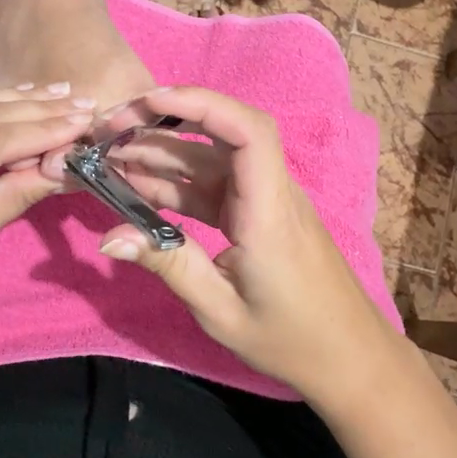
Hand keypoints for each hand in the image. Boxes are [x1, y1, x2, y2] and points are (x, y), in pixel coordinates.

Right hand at [81, 86, 400, 401]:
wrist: (347, 356)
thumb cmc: (290, 338)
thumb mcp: (221, 311)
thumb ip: (169, 265)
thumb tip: (109, 235)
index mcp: (268, 211)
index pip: (248, 132)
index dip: (200, 104)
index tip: (149, 101)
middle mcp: (270, 193)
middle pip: (223, 134)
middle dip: (166, 122)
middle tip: (108, 129)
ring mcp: (265, 202)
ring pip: (211, 160)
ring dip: (163, 153)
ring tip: (109, 155)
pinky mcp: (258, 216)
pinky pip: (214, 187)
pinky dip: (176, 184)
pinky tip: (137, 187)